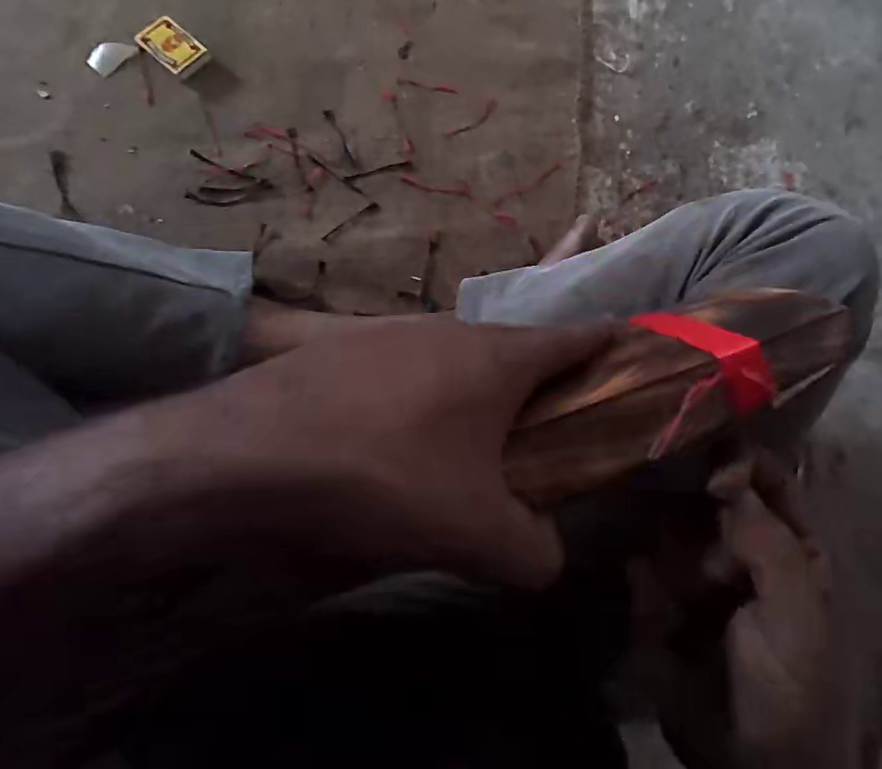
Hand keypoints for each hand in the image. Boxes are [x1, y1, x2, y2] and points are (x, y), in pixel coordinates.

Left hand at [135, 317, 613, 588]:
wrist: (256, 446)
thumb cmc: (386, 475)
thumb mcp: (475, 533)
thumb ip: (534, 551)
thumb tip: (546, 554)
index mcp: (496, 356)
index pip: (571, 337)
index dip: (604, 343)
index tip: (625, 346)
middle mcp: (449, 327)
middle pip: (511, 348)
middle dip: (536, 380)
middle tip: (544, 424)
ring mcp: (392, 328)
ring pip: (455, 356)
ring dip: (473, 389)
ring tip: (469, 439)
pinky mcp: (346, 344)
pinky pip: (406, 366)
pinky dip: (420, 394)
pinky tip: (399, 434)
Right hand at [639, 452, 835, 768]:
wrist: (744, 763)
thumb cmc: (790, 686)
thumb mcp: (795, 616)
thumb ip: (768, 543)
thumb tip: (725, 471)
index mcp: (789, 542)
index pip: (767, 477)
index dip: (741, 459)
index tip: (706, 462)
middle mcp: (739, 541)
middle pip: (711, 484)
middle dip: (684, 466)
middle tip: (651, 448)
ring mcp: (693, 560)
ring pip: (670, 507)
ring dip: (649, 489)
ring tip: (622, 467)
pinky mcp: (654, 584)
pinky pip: (637, 543)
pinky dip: (624, 526)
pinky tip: (605, 505)